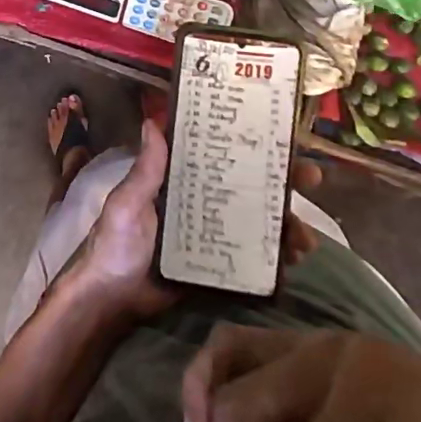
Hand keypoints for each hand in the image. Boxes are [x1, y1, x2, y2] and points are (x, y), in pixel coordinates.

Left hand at [64, 117, 329, 321]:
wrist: (110, 300)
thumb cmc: (115, 243)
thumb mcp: (127, 202)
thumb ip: (146, 169)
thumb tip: (152, 121)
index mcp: (179, 180)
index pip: (220, 154)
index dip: (250, 145)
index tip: (282, 138)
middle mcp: (201, 202)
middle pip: (248, 186)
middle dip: (282, 182)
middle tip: (310, 179)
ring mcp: (212, 235)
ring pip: (258, 222)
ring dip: (286, 224)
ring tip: (304, 238)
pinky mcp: (218, 267)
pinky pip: (253, 258)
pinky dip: (276, 257)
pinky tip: (294, 261)